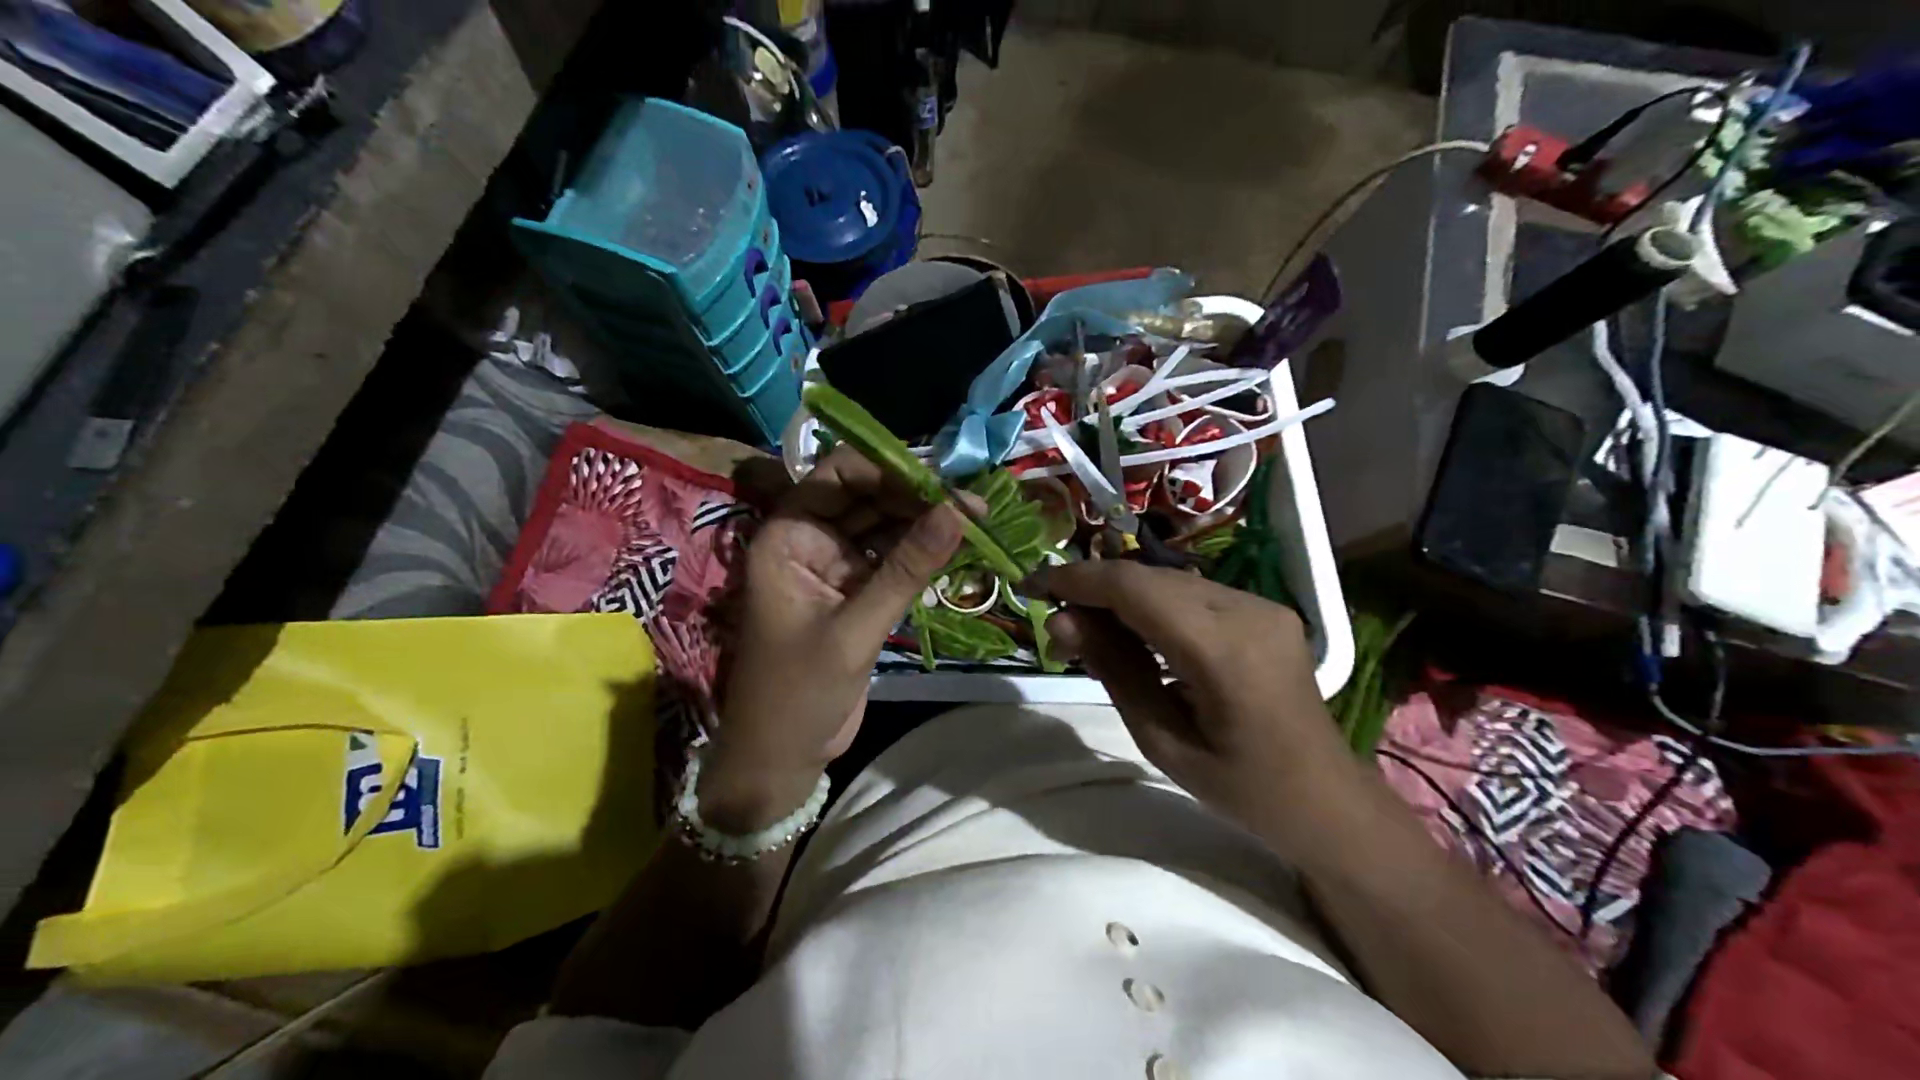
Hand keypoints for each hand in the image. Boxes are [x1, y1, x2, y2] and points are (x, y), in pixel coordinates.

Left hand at [706, 446, 964, 830]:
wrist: (782, 757)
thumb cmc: (799, 693)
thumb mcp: (854, 630)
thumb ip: (906, 569)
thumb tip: (958, 512)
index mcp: (788, 537)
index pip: (838, 477)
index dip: (888, 470)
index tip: (942, 479)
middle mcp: (810, 540)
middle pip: (867, 497)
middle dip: (917, 496)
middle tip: (974, 503)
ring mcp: (835, 566)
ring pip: (884, 526)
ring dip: (925, 522)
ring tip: (977, 521)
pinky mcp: (856, 591)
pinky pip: (893, 558)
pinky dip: (922, 552)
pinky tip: (958, 547)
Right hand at [1032, 561, 1365, 851]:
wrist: (1326, 801)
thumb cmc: (1241, 789)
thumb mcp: (1161, 739)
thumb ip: (1113, 669)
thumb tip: (1061, 620)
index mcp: (1223, 649)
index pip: (1134, 588)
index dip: (1077, 580)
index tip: (1033, 586)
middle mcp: (1247, 610)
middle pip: (1150, 577)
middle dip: (1095, 588)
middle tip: (1057, 620)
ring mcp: (1263, 605)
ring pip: (1170, 580)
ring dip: (1123, 595)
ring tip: (1089, 628)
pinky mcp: (1267, 610)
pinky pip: (1194, 593)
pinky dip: (1154, 603)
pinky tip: (1135, 632)